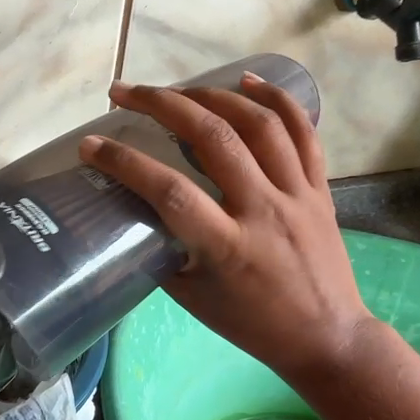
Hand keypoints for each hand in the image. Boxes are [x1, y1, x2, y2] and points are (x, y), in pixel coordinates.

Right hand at [78, 74, 374, 378]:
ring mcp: (297, 195)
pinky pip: (303, 133)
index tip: (90, 145)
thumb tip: (131, 209)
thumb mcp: (191, 297)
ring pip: (258, 125)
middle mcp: (263, 211)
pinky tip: (247, 80)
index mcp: (227, 246)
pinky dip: (276, 99)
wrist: (329, 339)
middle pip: (214, 138)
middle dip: (162, 105)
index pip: (169, 190)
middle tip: (124, 94)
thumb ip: (161, 249)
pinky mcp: (320, 189)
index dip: (125, 162)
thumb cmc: (251, 325)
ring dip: (211, 95)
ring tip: (176, 89)